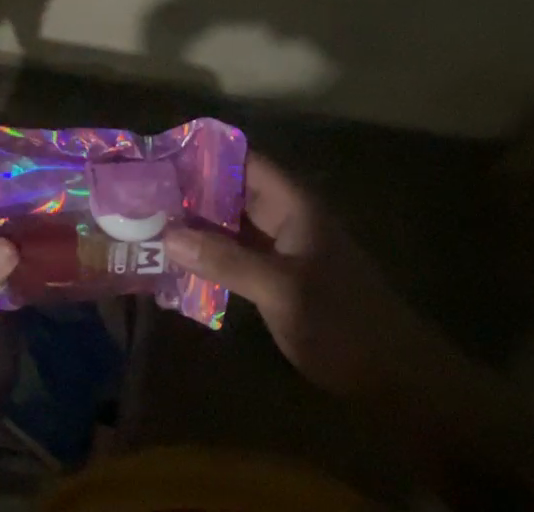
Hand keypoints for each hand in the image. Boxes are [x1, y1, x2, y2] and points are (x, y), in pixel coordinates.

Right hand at [164, 153, 434, 397]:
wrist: (394, 379)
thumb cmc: (343, 323)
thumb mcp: (281, 290)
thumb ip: (226, 261)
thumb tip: (167, 235)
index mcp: (294, 205)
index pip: (243, 160)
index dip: (203, 154)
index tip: (157, 156)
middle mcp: (286, 218)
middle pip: (231, 191)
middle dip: (189, 191)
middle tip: (138, 195)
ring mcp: (282, 250)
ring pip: (230, 225)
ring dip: (195, 225)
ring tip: (145, 225)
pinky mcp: (277, 279)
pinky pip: (235, 256)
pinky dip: (208, 256)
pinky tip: (174, 265)